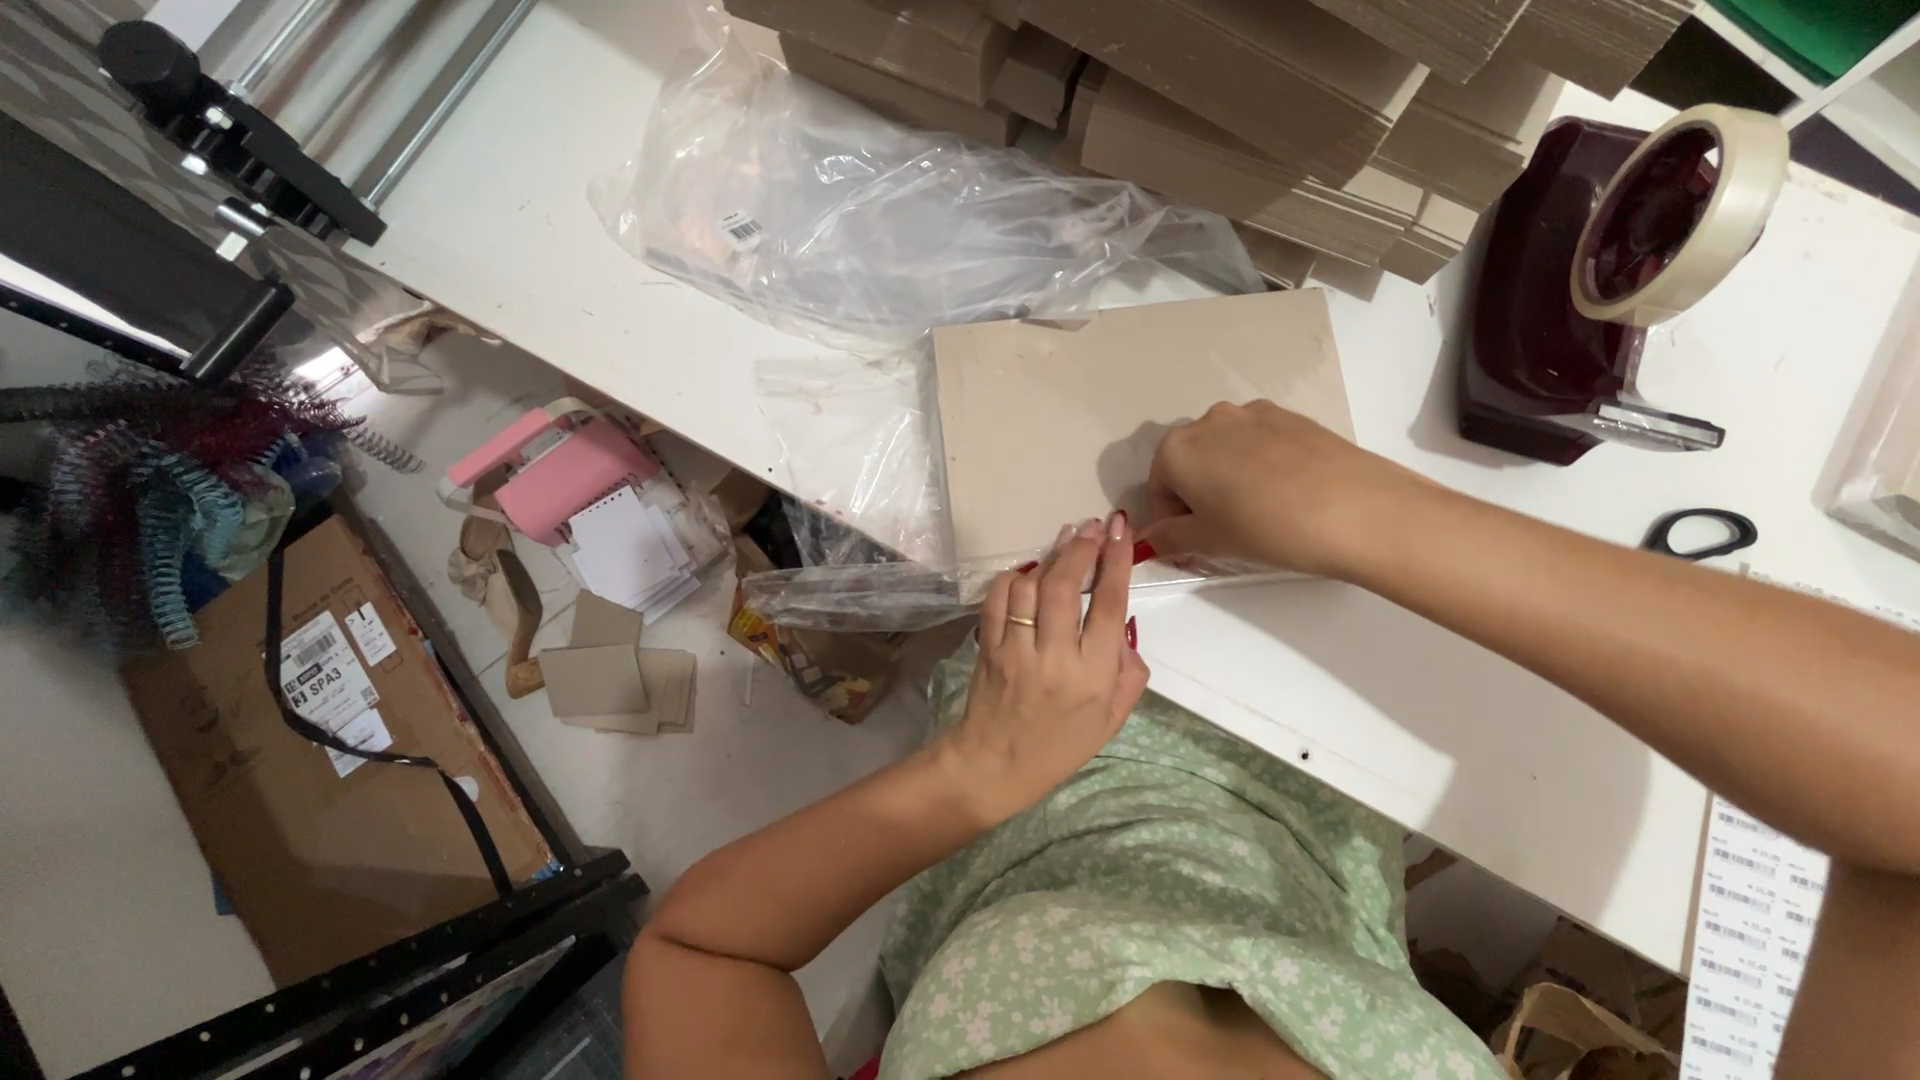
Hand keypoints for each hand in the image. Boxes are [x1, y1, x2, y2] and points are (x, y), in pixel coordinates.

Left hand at [938, 514, 1149, 826]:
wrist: (995, 765)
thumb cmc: (1060, 746)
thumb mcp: (1111, 719)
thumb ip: (1128, 674)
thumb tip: (1125, 629)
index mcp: (1092, 675)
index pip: (1108, 604)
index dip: (1116, 561)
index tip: (1122, 532)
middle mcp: (1055, 657)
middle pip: (1065, 585)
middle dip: (1082, 547)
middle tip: (1094, 526)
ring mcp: (1016, 649)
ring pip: (1030, 587)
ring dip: (1049, 556)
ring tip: (1066, 538)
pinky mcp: (988, 646)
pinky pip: (997, 599)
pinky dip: (1012, 577)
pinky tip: (1028, 569)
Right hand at [1138, 400, 1422, 576]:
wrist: (1356, 509)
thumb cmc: (1265, 528)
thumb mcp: (1209, 541)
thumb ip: (1169, 538)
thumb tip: (1147, 540)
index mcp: (1177, 448)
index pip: (1158, 487)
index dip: (1171, 520)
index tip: (1195, 543)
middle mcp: (1209, 420)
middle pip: (1190, 461)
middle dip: (1198, 494)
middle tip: (1226, 530)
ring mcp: (1254, 412)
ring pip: (1227, 449)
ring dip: (1229, 477)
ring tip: (1260, 511)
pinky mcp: (1293, 416)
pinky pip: (1261, 442)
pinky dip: (1261, 466)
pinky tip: (1287, 494)